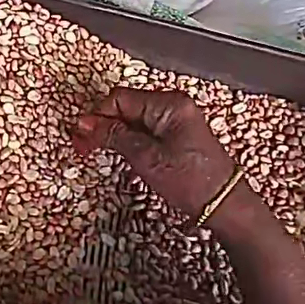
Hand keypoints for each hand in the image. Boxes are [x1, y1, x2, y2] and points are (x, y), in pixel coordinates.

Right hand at [73, 88, 267, 236]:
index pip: (120, 98)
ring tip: (102, 154)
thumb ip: (114, 136)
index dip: (97, 116)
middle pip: (126, 106)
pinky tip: (124, 157)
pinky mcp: (178, 136)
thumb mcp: (145, 158)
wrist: (224, 205)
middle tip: (84, 147)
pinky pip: (146, 131)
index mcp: (168, 104)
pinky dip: (131, 142)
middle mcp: (174, 105)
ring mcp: (177, 120)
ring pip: (134, 120)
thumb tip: (85, 123)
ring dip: (116, 135)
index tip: (81, 136)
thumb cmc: (190, 182)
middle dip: (104, 125)